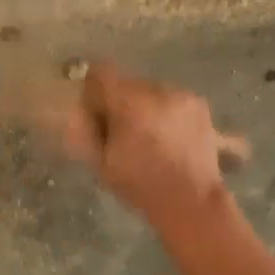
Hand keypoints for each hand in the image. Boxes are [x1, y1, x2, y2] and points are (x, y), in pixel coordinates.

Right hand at [63, 62, 229, 218]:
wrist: (191, 200)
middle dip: (118, 102)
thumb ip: (83, 132)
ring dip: (142, 106)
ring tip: (146, 138)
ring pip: (149, 91)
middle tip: (118, 132)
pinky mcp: (199, 105)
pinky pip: (170, 99)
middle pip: (126, 83)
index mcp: (130, 103)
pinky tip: (166, 137)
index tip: (94, 113)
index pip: (101, 73)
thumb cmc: (140, 185)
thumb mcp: (100, 163)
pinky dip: (163, 112)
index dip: (92, 91)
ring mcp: (182, 96)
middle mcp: (157, 90)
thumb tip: (74, 113)